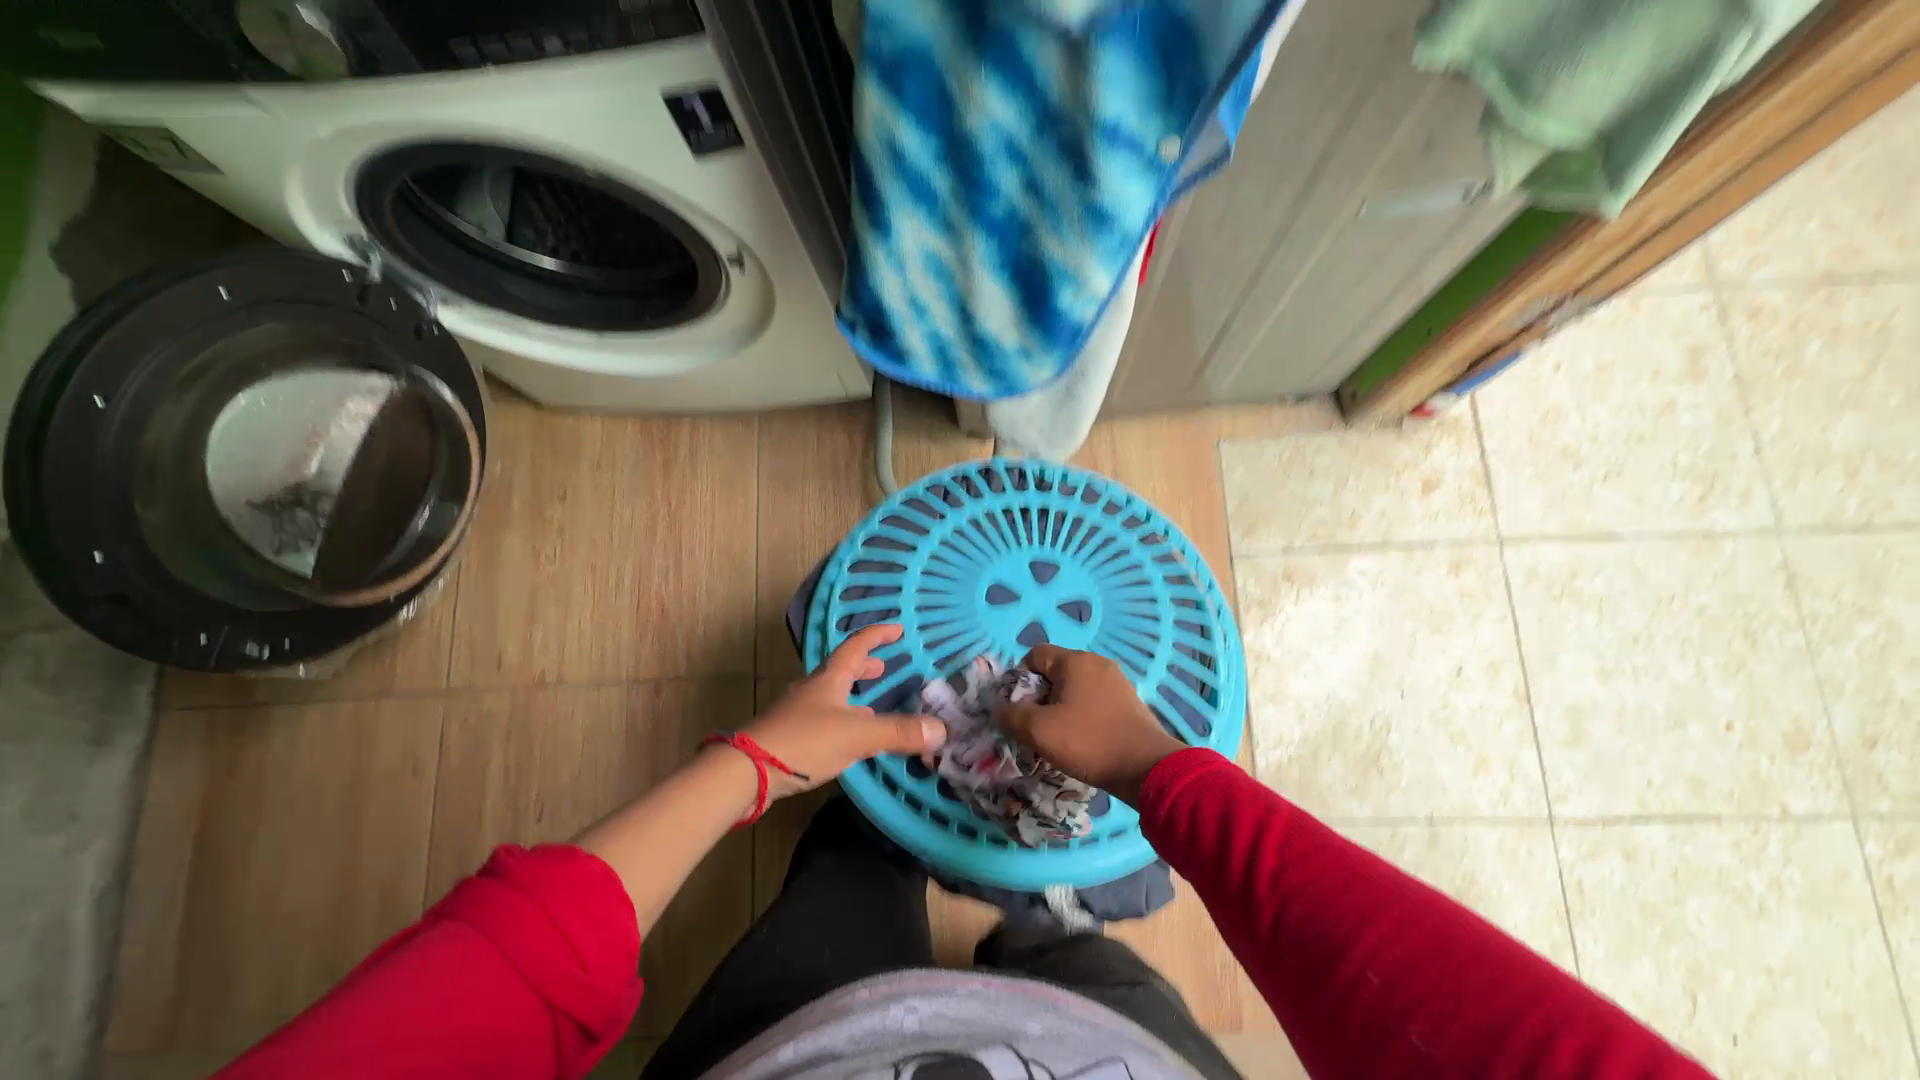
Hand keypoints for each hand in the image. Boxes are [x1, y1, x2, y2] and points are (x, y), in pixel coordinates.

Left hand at [741, 623, 946, 801]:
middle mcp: (812, 691)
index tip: (897, 629)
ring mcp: (797, 714)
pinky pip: (823, 720)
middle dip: (863, 667)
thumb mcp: (858, 735)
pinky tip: (847, 739)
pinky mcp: (789, 738)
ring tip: (870, 705)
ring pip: (830, 697)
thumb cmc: (805, 741)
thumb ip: (899, 732)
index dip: (877, 636)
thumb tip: (941, 729)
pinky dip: (841, 721)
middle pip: (840, 670)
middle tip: (882, 668)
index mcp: (829, 679)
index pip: (856, 647)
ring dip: (851, 696)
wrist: (748, 771)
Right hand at [997, 645, 1186, 806]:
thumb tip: (998, 708)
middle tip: (1033, 726)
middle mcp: (1097, 664)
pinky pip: (1094, 702)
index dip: (1018, 678)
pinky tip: (1081, 741)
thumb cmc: (1088, 741)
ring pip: (1075, 689)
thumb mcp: (1038, 731)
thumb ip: (1011, 715)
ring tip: (1056, 737)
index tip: (1016, 707)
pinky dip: (1082, 716)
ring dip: (1060, 708)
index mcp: (1075, 661)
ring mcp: (1117, 682)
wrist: (1147, 768)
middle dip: (1038, 696)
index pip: (1035, 654)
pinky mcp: (1129, 703)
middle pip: (1055, 672)